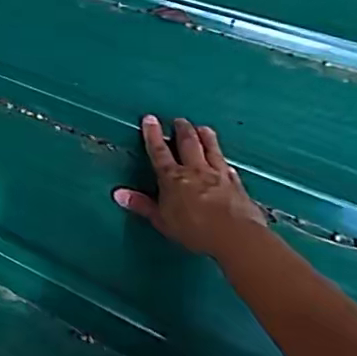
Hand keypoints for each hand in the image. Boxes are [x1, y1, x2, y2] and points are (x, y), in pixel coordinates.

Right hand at [114, 115, 267, 257]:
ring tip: (204, 128)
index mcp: (172, 176)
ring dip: (207, 138)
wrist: (236, 237)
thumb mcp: (162, 220)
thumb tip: (118, 194)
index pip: (159, 151)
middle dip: (182, 130)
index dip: (153, 134)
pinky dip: (225, 163)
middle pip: (188, 144)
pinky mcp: (238, 187)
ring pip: (211, 151)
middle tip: (180, 120)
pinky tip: (227, 163)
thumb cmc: (194, 229)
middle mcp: (195, 170)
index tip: (150, 119)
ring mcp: (218, 176)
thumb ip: (142, 205)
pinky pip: (229, 170)